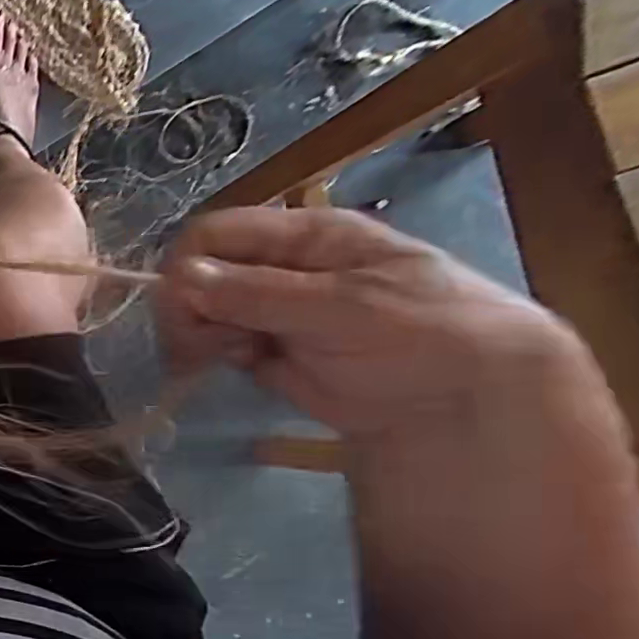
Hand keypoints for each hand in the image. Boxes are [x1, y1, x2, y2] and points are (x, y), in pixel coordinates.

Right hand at [155, 207, 617, 450]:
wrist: (460, 404)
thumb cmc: (424, 336)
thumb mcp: (344, 308)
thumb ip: (258, 294)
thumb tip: (178, 279)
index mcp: (302, 236)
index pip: (213, 234)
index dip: (187, 267)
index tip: (188, 311)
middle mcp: (273, 267)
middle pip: (193, 274)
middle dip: (190, 310)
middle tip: (214, 344)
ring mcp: (261, 309)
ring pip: (193, 311)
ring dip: (198, 336)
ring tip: (238, 356)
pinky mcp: (254, 348)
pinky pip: (206, 343)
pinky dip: (208, 357)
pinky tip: (241, 366)